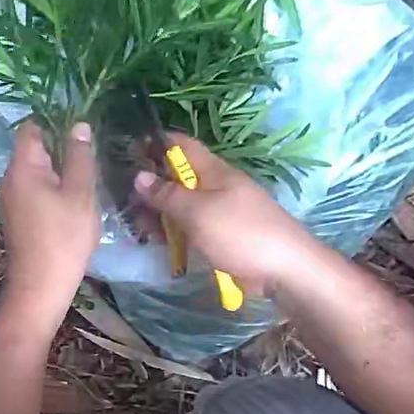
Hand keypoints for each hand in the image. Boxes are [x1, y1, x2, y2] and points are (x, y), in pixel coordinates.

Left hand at [0, 118, 98, 318]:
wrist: (41, 284)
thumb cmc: (64, 236)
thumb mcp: (80, 192)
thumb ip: (80, 156)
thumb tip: (79, 125)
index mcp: (23, 167)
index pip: (31, 127)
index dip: (54, 120)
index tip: (80, 126)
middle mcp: (10, 179)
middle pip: (32, 149)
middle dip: (59, 145)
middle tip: (90, 150)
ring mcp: (10, 199)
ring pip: (35, 171)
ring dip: (58, 168)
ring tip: (86, 174)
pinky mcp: (17, 216)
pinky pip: (34, 189)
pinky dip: (52, 187)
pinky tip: (73, 198)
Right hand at [133, 134, 326, 297]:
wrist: (287, 270)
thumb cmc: (242, 233)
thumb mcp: (198, 212)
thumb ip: (167, 195)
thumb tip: (139, 175)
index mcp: (214, 172)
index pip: (183, 146)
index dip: (157, 144)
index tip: (130, 150)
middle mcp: (218, 187)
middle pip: (179, 178)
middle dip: (153, 186)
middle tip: (126, 202)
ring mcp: (222, 212)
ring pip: (184, 205)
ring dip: (162, 213)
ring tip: (140, 228)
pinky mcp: (225, 235)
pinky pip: (194, 227)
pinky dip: (176, 232)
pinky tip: (162, 243)